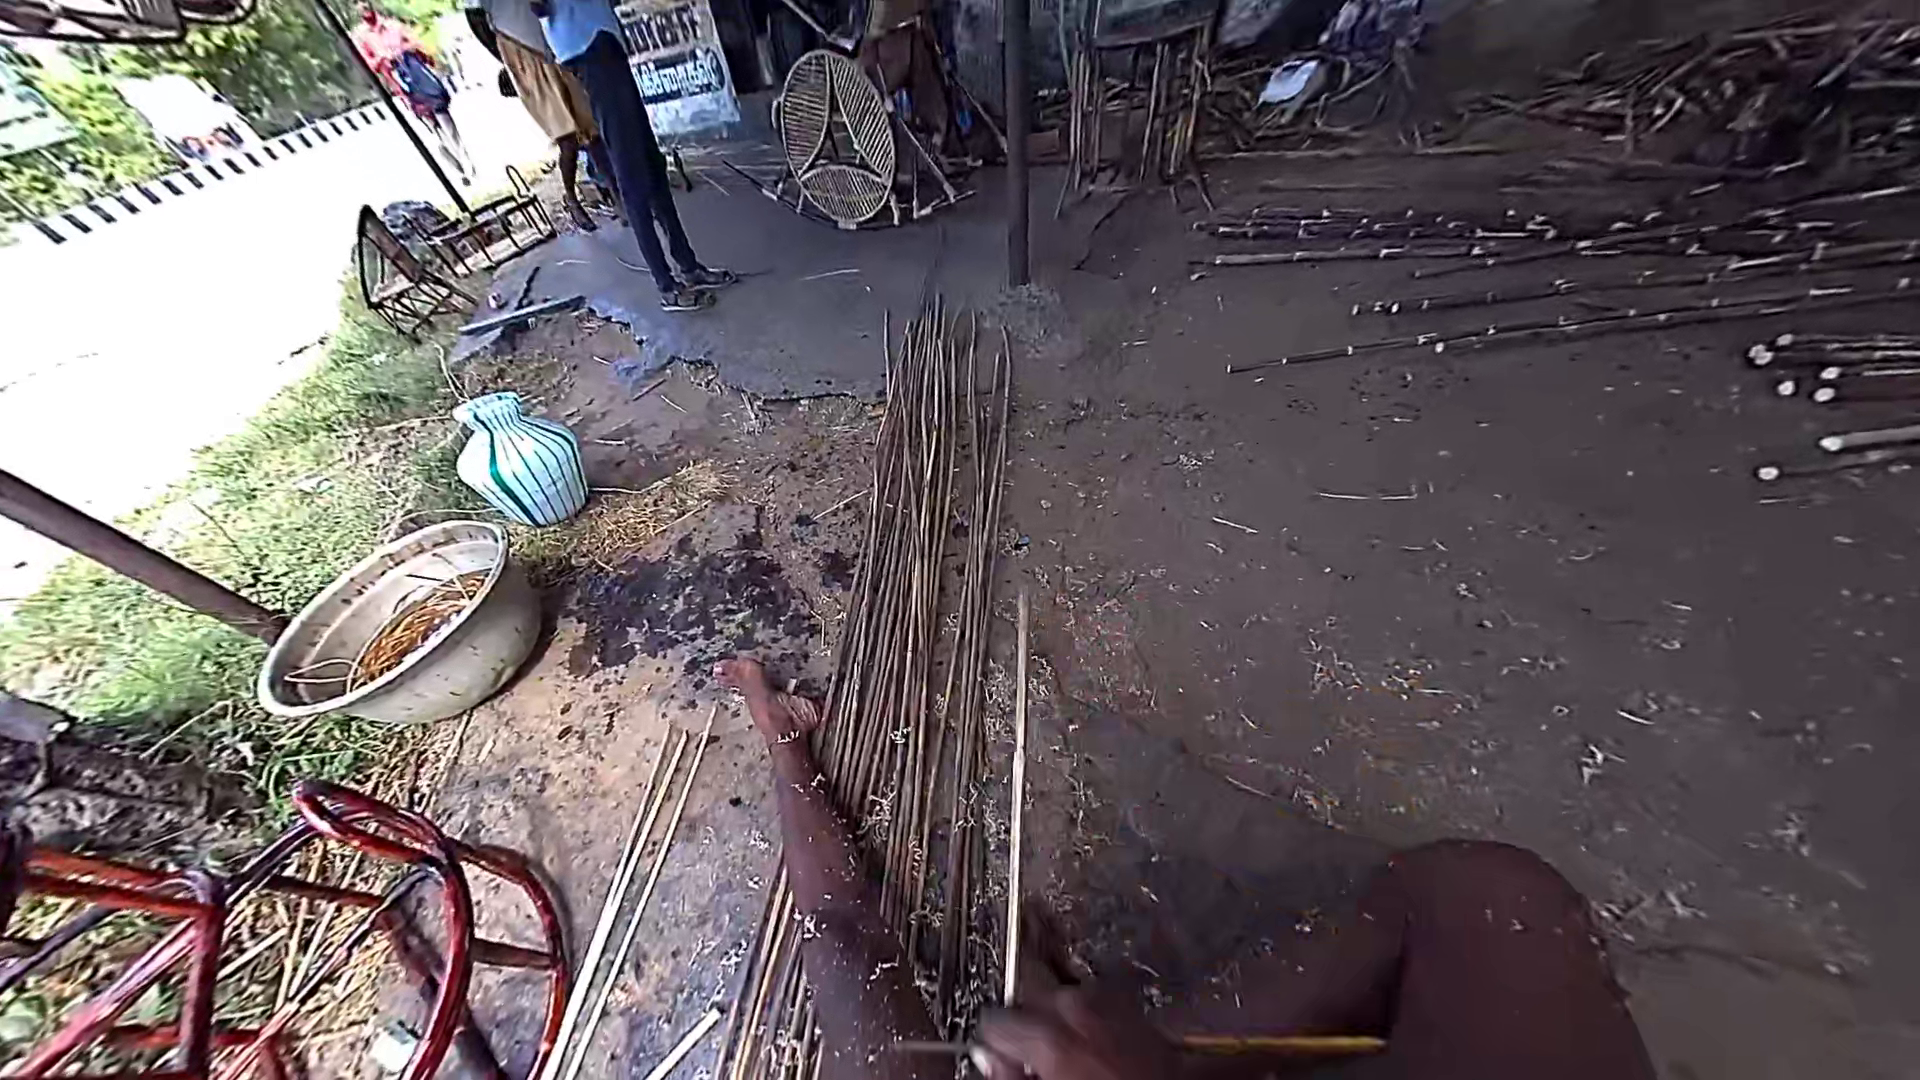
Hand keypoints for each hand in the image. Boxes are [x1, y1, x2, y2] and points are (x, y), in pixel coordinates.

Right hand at [975, 988, 1178, 1079]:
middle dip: (1022, 1024)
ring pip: (1053, 995)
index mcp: (1049, 1036)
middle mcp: (1070, 1003)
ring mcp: (1097, 995)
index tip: (999, 1060)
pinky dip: (1077, 1016)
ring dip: (1050, 1018)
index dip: (992, 1042)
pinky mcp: (1119, 997)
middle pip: (1024, 997)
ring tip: (1065, 1057)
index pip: (995, 1019)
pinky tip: (1089, 1048)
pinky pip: (1082, 998)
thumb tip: (990, 1060)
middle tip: (1031, 1059)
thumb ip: (1013, 1078)